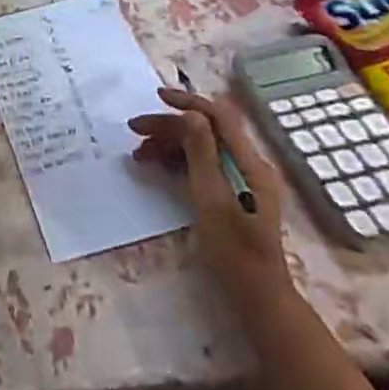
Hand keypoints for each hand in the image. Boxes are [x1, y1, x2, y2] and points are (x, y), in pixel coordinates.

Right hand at [129, 88, 289, 298]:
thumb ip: (202, 153)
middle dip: (169, 126)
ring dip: (169, 143)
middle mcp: (248, 166)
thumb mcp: (211, 197)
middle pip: (206, 131)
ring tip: (139, 155)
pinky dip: (177, 159)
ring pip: (200, 146)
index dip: (189, 102)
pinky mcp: (232, 192)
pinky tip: (157, 166)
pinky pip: (201, 163)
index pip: (220, 117)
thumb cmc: (232, 247)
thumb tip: (191, 114)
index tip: (157, 97)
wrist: (255, 292)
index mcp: (249, 164)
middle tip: (133, 131)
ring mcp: (241, 179)